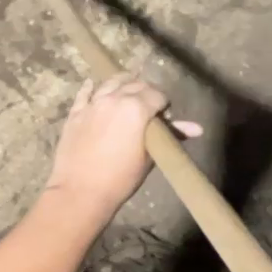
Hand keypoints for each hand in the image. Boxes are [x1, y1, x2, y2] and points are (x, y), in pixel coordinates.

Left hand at [45, 73, 198, 212]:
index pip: (157, 94)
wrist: (81, 188)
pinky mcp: (75, 112)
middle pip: (134, 85)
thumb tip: (197, 128)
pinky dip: (90, 87)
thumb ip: (170, 135)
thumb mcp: (150, 156)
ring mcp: (91, 104)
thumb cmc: (121, 176)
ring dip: (121, 84)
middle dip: (145, 92)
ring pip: (109, 83)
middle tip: (149, 105)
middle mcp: (113, 98)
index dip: (163, 104)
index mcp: (136, 108)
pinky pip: (83, 93)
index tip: (164, 115)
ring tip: (127, 90)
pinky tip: (92, 84)